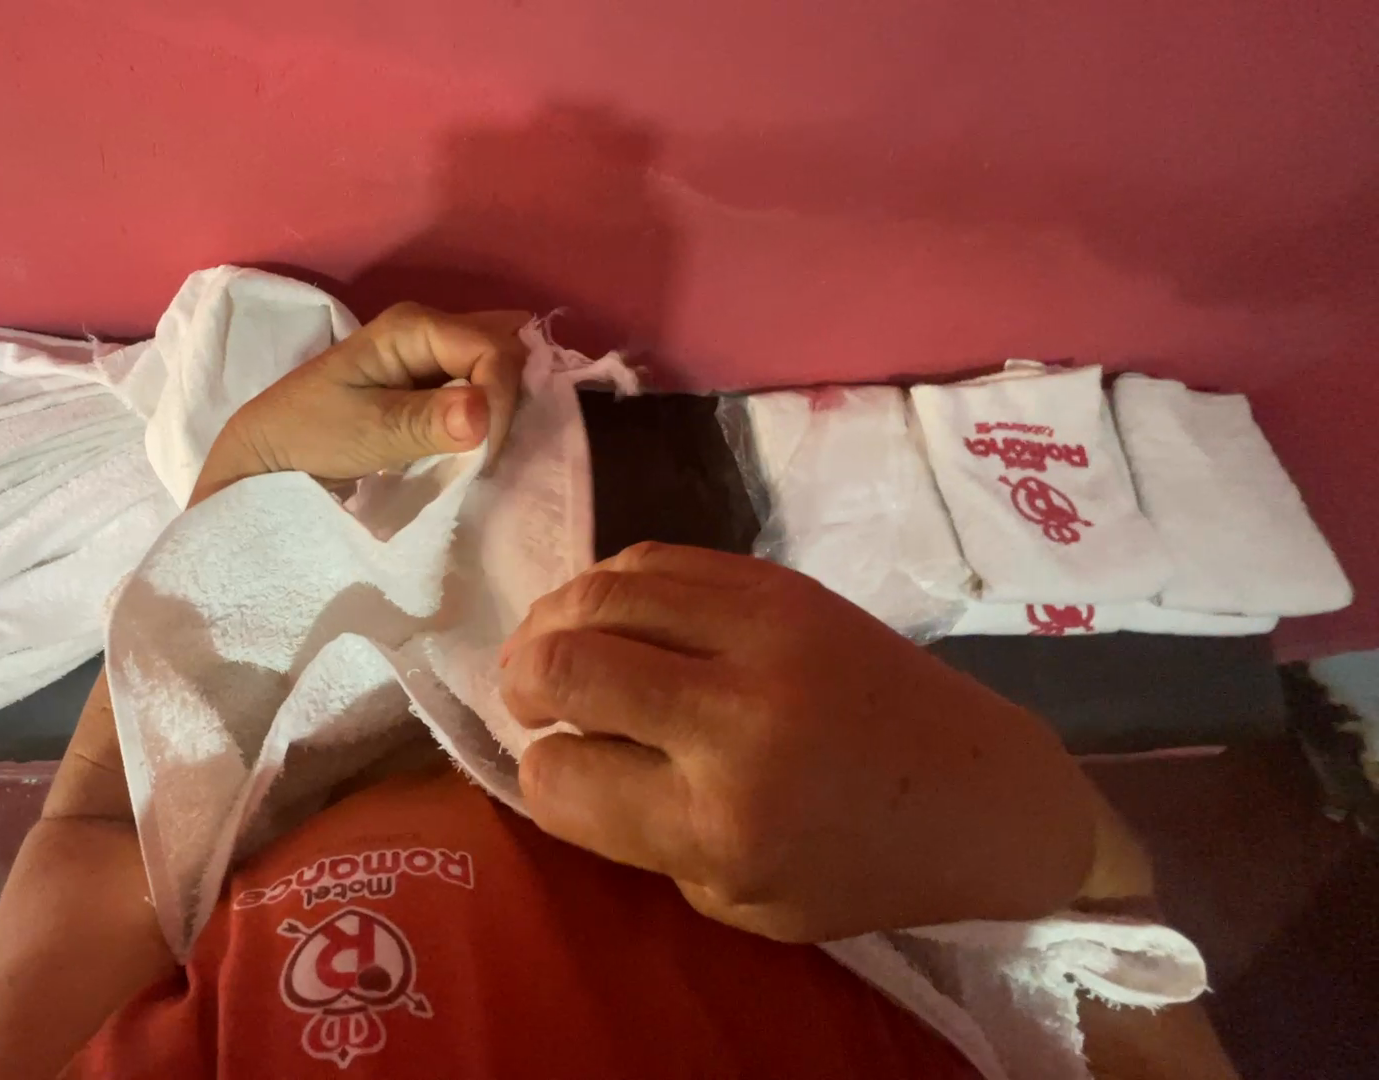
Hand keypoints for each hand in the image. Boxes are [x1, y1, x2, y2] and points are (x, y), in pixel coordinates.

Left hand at [189, 302, 528, 505]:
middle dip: (507, 400)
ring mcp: (432, 355)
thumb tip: (481, 414)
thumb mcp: (368, 432)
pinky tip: (476, 445)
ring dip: (500, 409)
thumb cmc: (311, 435)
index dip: (499, 397)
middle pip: (502, 350)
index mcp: (412, 327)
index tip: (483, 449)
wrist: (272, 450)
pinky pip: (478, 388)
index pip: (492, 348)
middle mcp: (429, 330)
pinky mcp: (432, 383)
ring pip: (495, 370)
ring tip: (484, 452)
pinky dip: (487, 415)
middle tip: (489, 452)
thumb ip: (426, 422)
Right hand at [499, 542, 1101, 941]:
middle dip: (520, 683)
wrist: (977, 788)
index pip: (560, 778)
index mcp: (721, 822)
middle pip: (563, 666)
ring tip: (548, 648)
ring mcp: (758, 630)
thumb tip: (556, 743)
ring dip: (547, 623)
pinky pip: (647, 558)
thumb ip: (631, 830)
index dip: (540, 774)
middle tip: (528, 698)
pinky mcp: (772, 581)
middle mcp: (733, 717)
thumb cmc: (851, 866)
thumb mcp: (731, 899)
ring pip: (596, 595)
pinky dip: (602, 588)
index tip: (561, 767)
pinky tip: (602, 616)